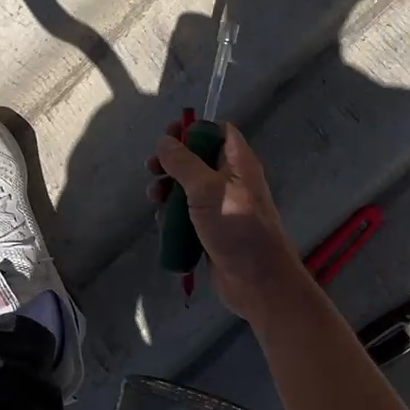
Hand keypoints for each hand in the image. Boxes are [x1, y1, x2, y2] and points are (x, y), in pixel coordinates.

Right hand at [148, 121, 311, 325]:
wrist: (258, 281)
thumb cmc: (236, 227)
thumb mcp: (207, 189)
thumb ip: (183, 163)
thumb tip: (165, 141)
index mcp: (238, 163)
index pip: (219, 132)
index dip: (194, 128)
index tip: (169, 135)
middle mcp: (231, 180)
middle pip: (198, 159)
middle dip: (172, 162)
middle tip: (152, 168)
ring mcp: (222, 207)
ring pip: (189, 188)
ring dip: (169, 189)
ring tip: (153, 197)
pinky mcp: (212, 230)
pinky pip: (189, 214)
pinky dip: (174, 214)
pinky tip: (162, 220)